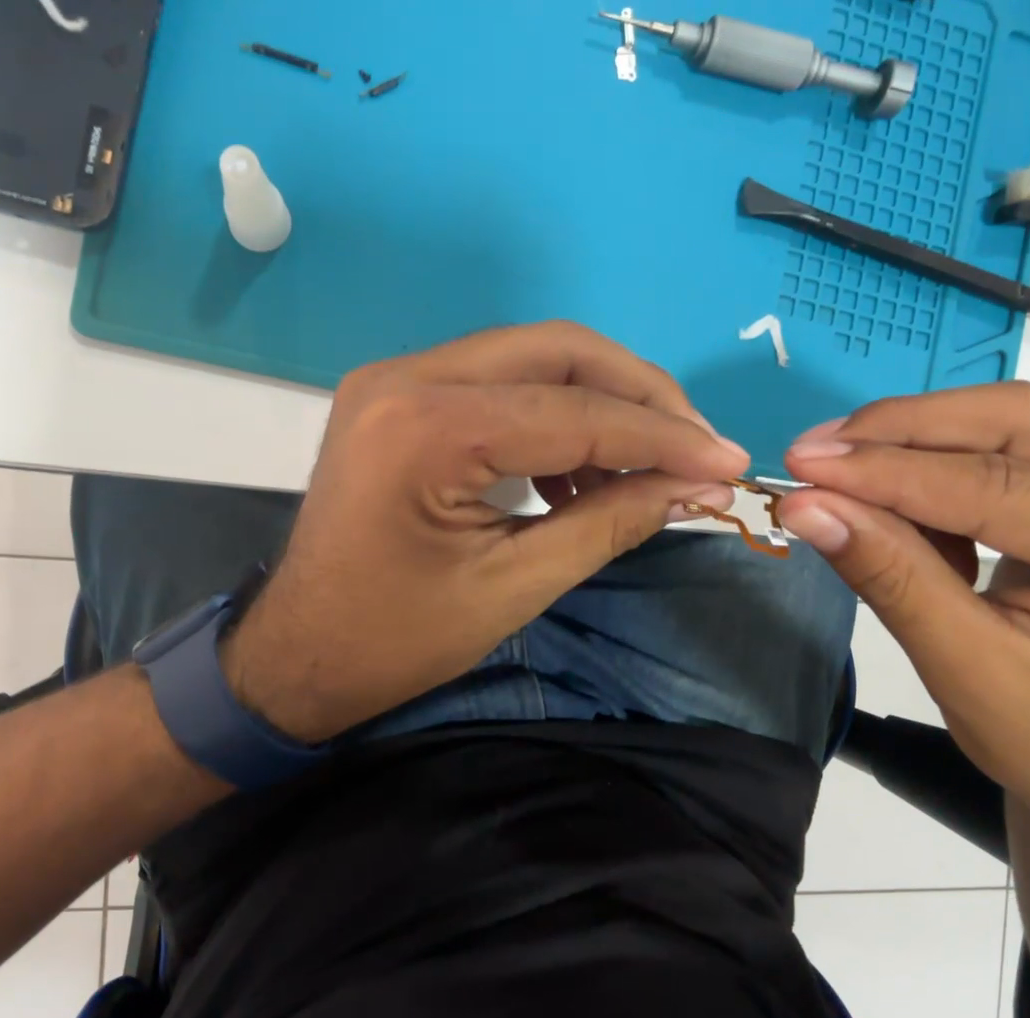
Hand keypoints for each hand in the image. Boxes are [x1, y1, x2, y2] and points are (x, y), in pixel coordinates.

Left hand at [222, 322, 747, 742]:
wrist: (298, 654)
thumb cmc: (397, 640)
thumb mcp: (515, 586)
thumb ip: (611, 521)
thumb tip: (699, 484)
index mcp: (427, 428)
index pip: (575, 411)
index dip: (663, 438)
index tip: (730, 462)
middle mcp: (406, 376)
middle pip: (556, 352)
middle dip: (638, 397)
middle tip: (696, 448)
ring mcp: (396, 379)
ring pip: (530, 358)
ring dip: (599, 402)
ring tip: (645, 468)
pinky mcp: (398, 397)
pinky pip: (497, 383)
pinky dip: (552, 414)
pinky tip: (580, 470)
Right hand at [777, 383, 1029, 850]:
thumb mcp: (968, 673)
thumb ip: (892, 578)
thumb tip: (806, 506)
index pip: (1006, 486)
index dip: (892, 471)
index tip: (801, 465)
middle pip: (1023, 423)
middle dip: (905, 431)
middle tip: (815, 452)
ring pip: (1020, 423)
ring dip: (921, 439)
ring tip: (842, 472)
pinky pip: (1025, 448)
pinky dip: (947, 464)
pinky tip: (902, 502)